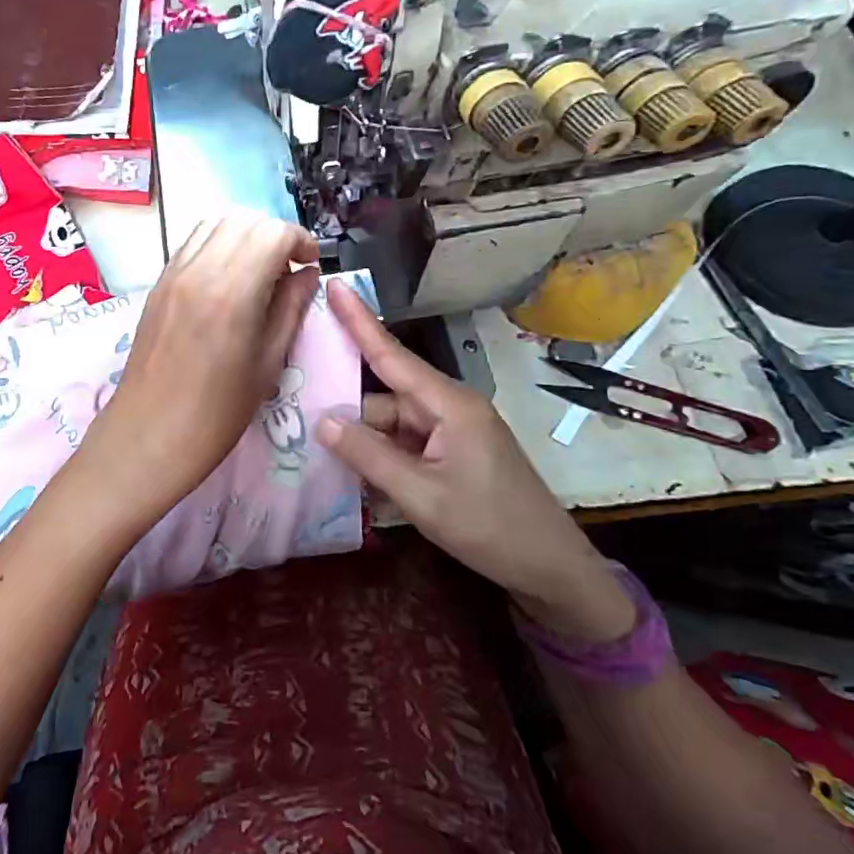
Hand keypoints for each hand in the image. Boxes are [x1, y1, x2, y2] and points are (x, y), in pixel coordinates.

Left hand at [79, 213, 319, 532]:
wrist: (148, 435)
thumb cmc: (216, 413)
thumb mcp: (268, 364)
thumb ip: (291, 308)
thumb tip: (306, 273)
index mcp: (232, 292)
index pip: (273, 232)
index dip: (300, 241)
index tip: (310, 266)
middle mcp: (199, 270)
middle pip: (245, 220)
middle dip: (275, 235)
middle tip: (289, 270)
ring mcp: (172, 274)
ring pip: (215, 224)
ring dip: (245, 236)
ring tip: (260, 273)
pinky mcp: (158, 285)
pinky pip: (192, 244)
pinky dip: (218, 246)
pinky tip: (229, 282)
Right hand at [317, 283, 635, 642]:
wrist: (549, 566)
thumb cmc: (489, 527)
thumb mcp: (421, 495)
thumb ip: (369, 456)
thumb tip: (322, 421)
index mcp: (449, 405)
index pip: (393, 356)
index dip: (359, 321)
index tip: (334, 286)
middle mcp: (450, 408)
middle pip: (385, 400)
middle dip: (350, 415)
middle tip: (304, 427)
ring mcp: (453, 432)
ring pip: (393, 426)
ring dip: (367, 446)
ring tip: (330, 467)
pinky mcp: (454, 453)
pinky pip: (407, 445)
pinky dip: (385, 460)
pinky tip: (362, 481)